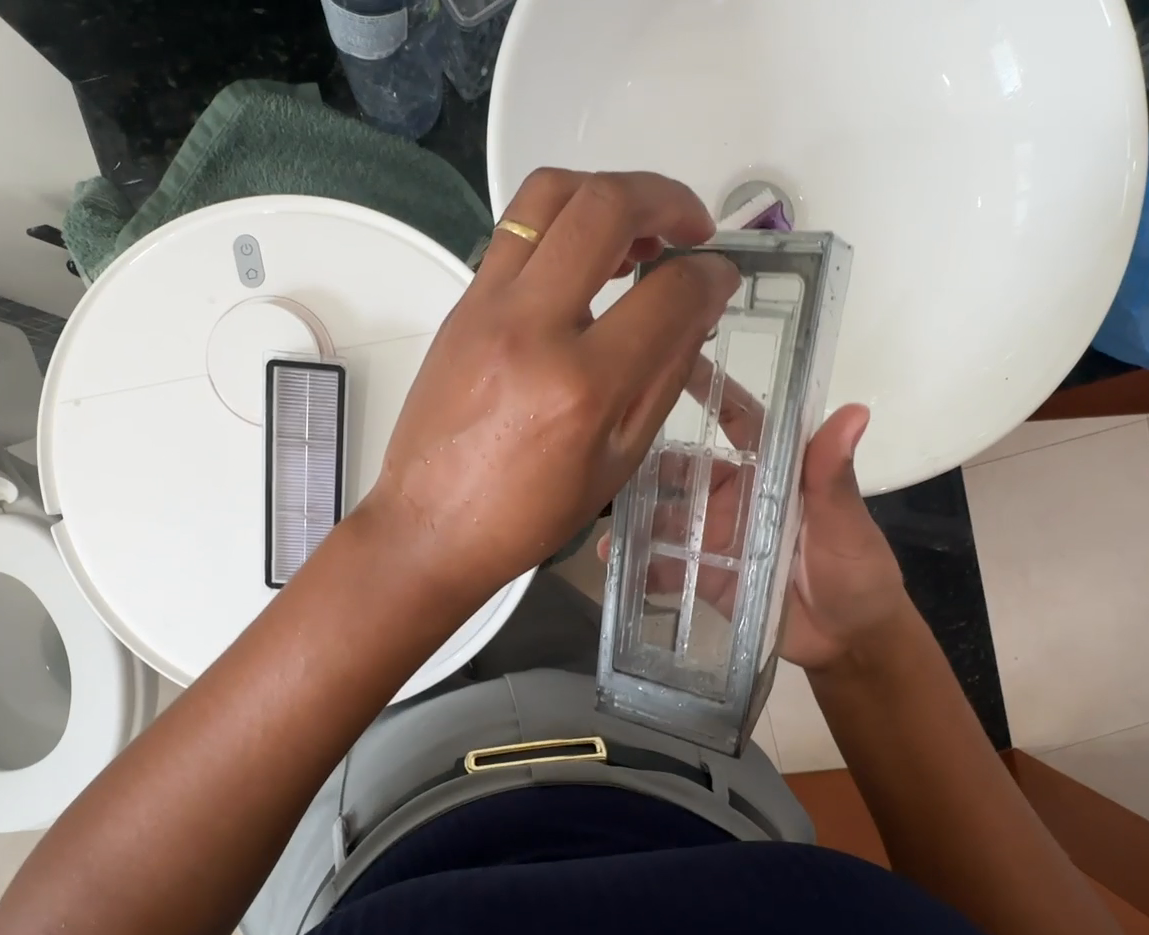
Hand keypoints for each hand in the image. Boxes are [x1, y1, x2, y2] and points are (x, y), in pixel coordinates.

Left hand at [356, 169, 740, 598]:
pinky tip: (585, 262)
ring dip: (607, 193)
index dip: (710, 274)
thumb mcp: (619, 460)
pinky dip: (564, 224)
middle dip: (666, 197)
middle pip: (605, 206)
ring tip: (637, 232)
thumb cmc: (528, 514)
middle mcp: (531, 328)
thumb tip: (698, 305)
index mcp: (582, 385)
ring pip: (550, 195)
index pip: (668, 292)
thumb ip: (665, 373)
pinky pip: (516, 232)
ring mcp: (486, 308)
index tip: (720, 276)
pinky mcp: (461, 306)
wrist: (428, 527)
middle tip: (691, 225)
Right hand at [600, 384, 908, 671]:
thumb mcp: (845, 525)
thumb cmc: (857, 574)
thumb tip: (854, 411)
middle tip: (604, 455)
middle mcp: (737, 496)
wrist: (847, 642)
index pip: (739, 420)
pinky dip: (639, 566)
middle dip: (646, 463)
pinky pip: (665, 566)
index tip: (674, 361)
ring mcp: (716, 536)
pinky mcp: (704, 576)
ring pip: (665, 517)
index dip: (711, 391)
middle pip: (683, 469)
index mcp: (772, 473)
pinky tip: (613, 566)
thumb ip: (833, 477)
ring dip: (633, 518)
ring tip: (601, 522)